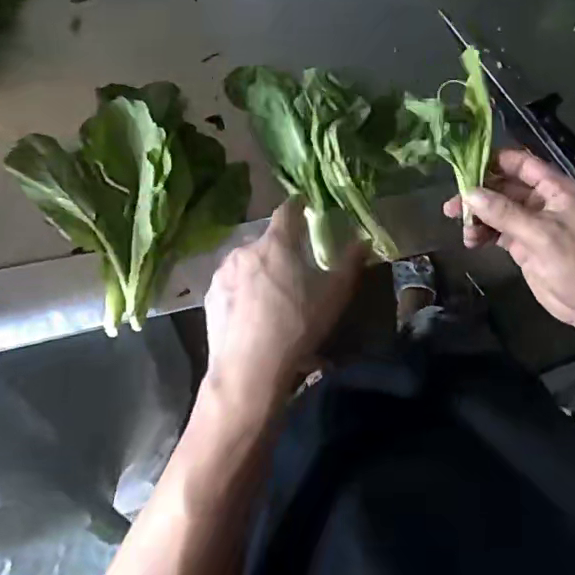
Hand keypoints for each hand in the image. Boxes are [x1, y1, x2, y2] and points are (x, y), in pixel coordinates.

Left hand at [202, 199, 363, 405]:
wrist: (249, 368)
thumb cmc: (298, 325)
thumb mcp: (335, 294)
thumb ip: (350, 263)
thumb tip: (363, 241)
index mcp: (277, 243)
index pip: (287, 211)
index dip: (298, 206)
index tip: (305, 207)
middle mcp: (245, 250)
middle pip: (267, 240)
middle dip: (282, 247)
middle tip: (297, 266)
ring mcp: (223, 274)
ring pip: (247, 262)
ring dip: (261, 270)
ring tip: (275, 295)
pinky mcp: (210, 298)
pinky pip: (232, 284)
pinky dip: (245, 291)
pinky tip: (255, 313)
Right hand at [444, 148, 574, 328]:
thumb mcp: (541, 235)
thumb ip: (505, 213)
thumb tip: (470, 194)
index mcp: (557, 190)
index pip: (524, 164)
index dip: (496, 162)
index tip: (465, 166)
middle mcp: (544, 201)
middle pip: (506, 187)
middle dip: (480, 193)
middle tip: (453, 205)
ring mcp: (534, 223)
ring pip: (499, 210)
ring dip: (479, 216)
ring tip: (463, 229)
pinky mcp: (525, 244)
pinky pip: (499, 231)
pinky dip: (484, 233)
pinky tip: (471, 241)